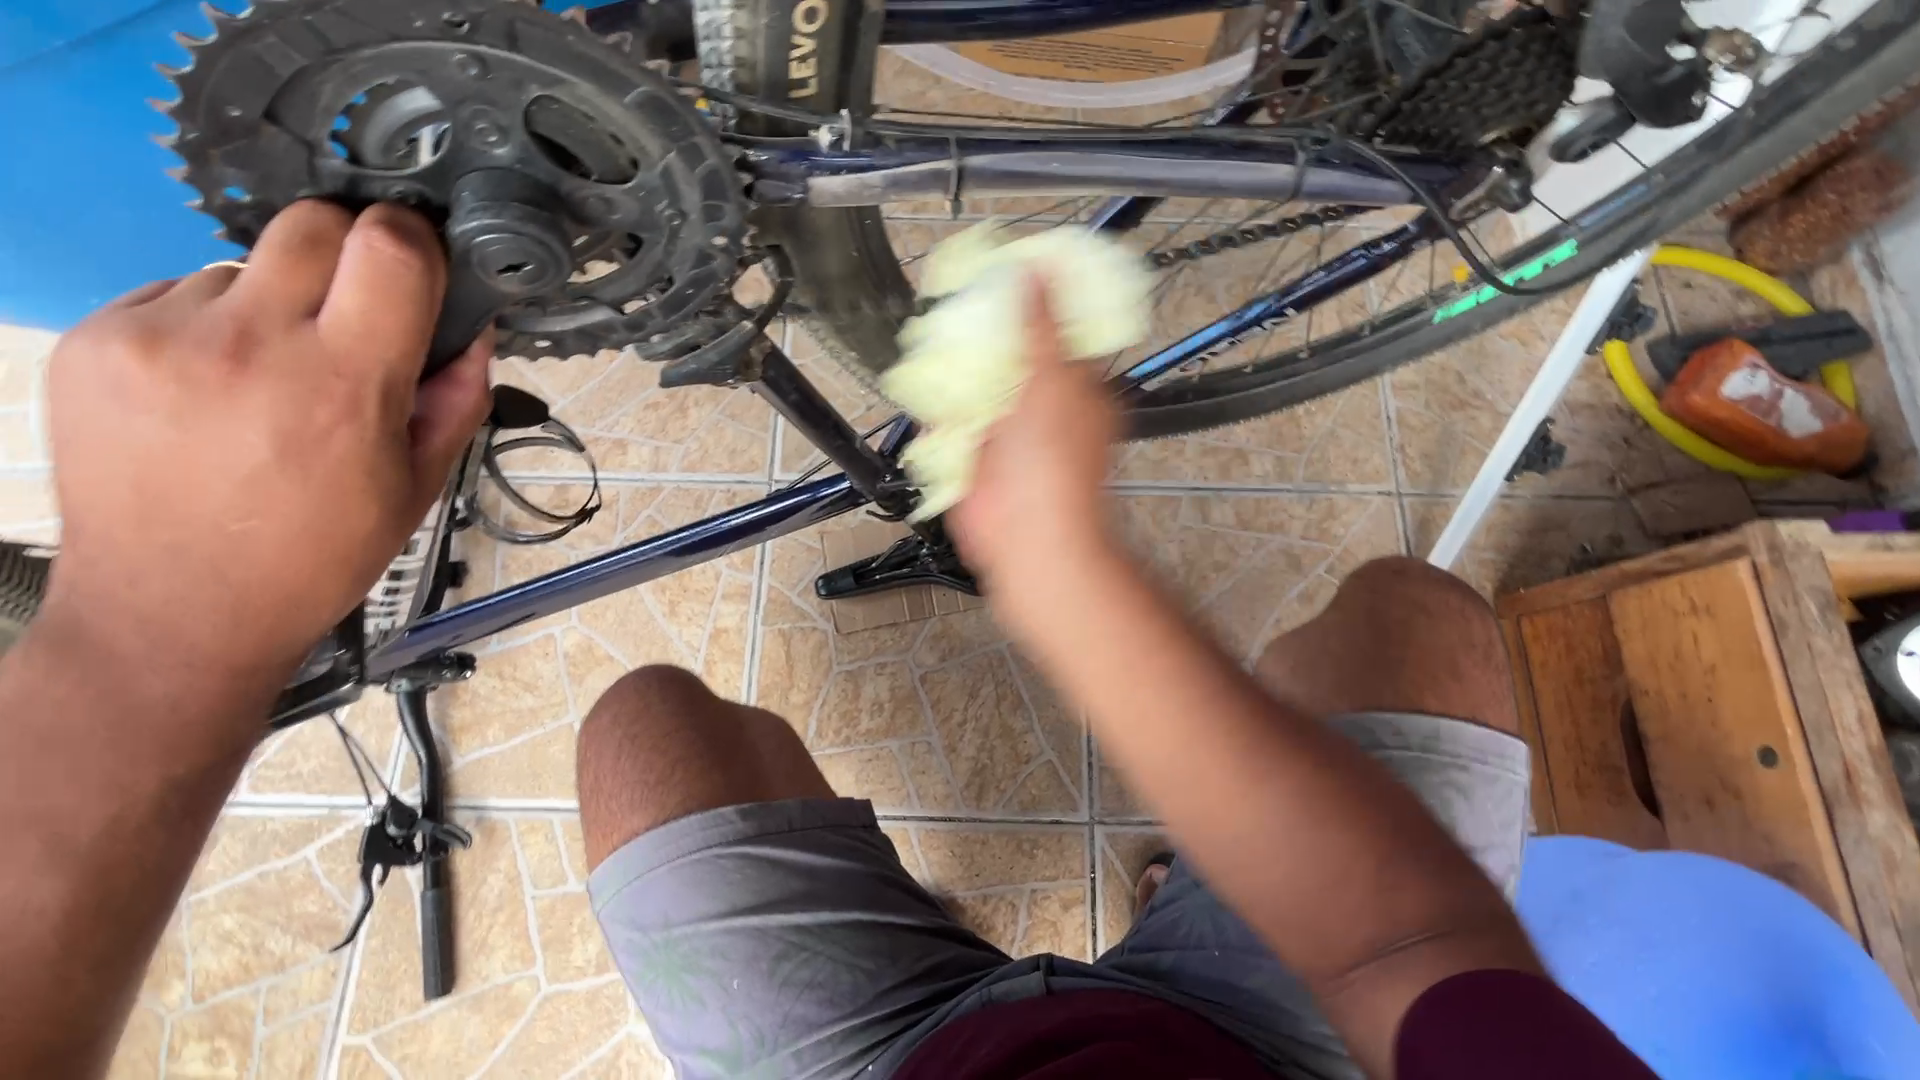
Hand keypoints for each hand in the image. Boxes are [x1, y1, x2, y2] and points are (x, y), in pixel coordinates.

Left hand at [41, 200, 491, 686]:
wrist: (177, 609)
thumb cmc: (319, 554)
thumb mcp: (419, 484)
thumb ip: (457, 396)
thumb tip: (473, 327)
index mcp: (344, 386)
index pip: (390, 248)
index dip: (415, 240)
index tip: (421, 259)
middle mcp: (247, 345)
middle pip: (313, 224)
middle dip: (350, 252)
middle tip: (354, 311)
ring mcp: (158, 337)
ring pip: (243, 266)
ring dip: (275, 304)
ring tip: (271, 378)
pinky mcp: (94, 341)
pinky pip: (176, 294)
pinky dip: (211, 328)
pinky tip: (215, 391)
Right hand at [948, 276, 1122, 610]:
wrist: (1025, 536)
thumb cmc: (1055, 467)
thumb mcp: (1053, 378)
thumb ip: (1040, 324)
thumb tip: (1035, 270)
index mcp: (1075, 386)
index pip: (1056, 330)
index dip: (1033, 300)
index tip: (1007, 268)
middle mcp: (1041, 406)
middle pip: (1008, 354)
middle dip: (983, 332)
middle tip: (959, 296)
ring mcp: (1004, 430)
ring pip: (974, 384)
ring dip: (954, 367)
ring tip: (934, 331)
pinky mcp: (971, 453)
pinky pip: (948, 421)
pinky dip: (935, 408)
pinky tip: (923, 383)